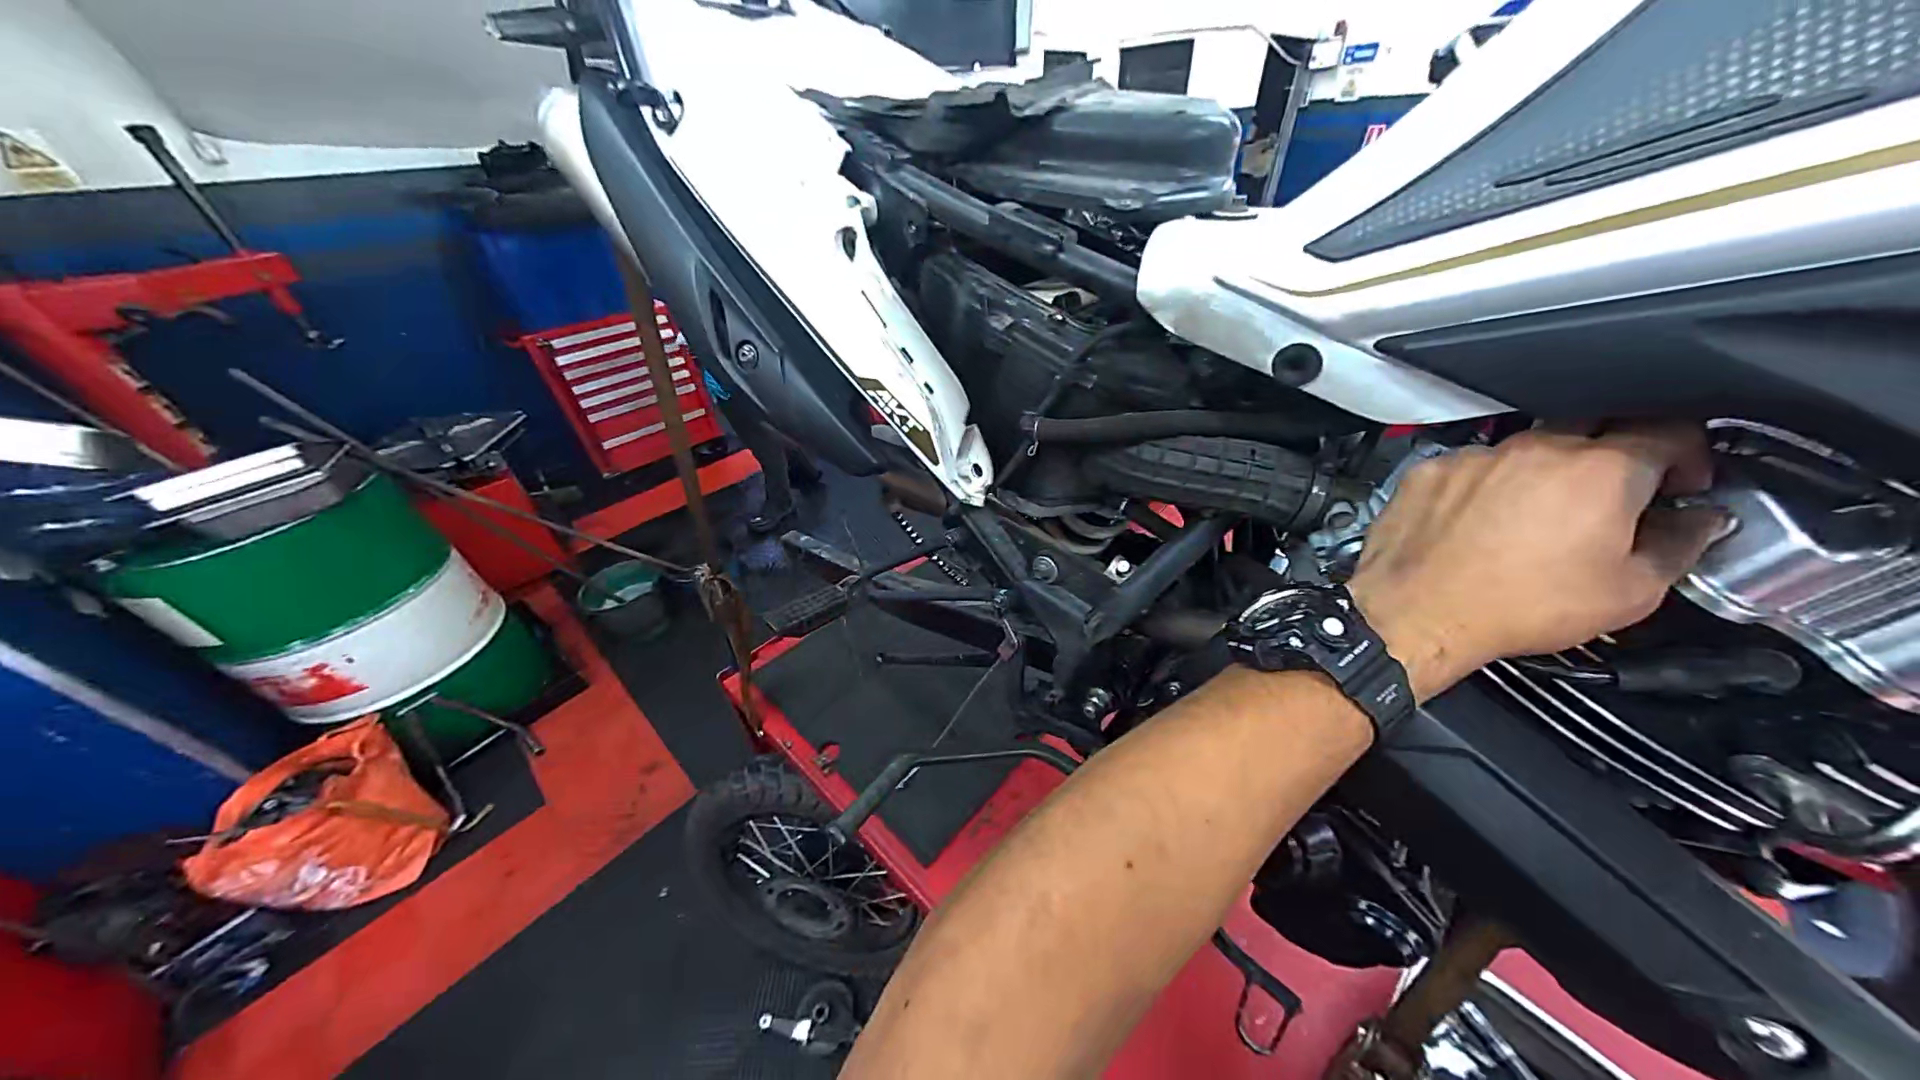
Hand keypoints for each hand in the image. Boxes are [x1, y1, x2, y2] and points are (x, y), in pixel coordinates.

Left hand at [1347, 422, 1727, 701]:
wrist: (1417, 612)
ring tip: (1537, 518)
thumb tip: (1697, 521)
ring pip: (1525, 449)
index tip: (1683, 483)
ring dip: (1542, 472)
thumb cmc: (1516, 607)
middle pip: (1593, 429)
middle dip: (1615, 456)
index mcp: (1600, 470)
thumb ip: (1679, 544)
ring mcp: (1475, 456)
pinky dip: (1485, 485)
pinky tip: (1481, 521)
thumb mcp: (1629, 592)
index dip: (1690, 456)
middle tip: (1613, 497)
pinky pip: (1471, 466)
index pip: (1670, 432)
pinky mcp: (1429, 471)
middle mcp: (1533, 450)